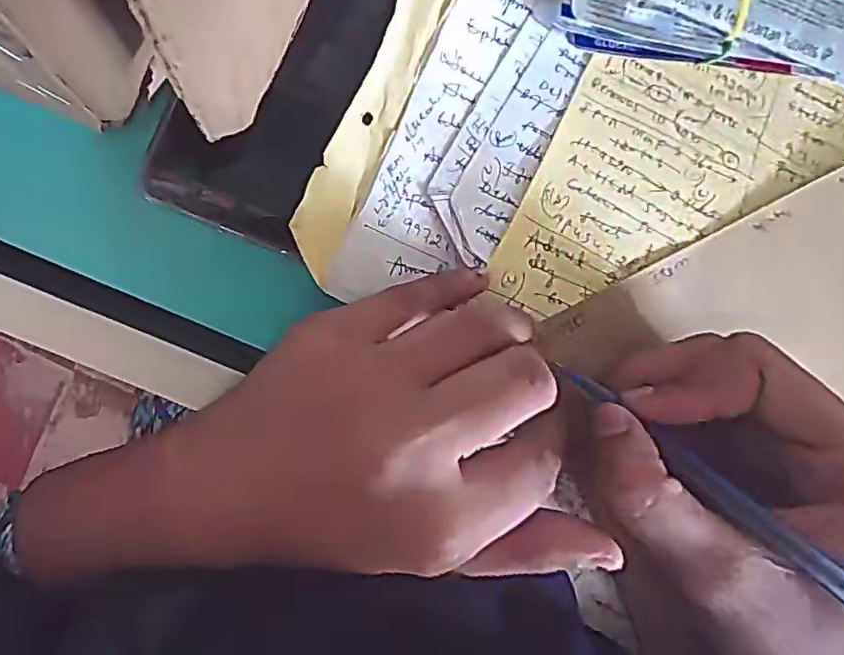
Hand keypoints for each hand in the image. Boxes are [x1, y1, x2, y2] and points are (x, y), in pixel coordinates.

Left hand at [15, 272, 622, 582]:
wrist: (236, 480)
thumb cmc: (336, 525)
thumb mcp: (428, 559)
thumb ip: (519, 549)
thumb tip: (607, 537)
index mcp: (443, 515)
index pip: (546, 459)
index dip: (557, 434)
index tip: (545, 422)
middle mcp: (417, 440)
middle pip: (526, 380)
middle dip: (541, 374)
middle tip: (526, 374)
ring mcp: (374, 373)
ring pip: (484, 323)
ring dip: (510, 325)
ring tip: (508, 333)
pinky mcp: (339, 328)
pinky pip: (420, 291)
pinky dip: (461, 284)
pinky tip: (478, 285)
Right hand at [583, 333, 843, 653]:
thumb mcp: (727, 587)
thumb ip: (657, 502)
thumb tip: (603, 414)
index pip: (762, 372)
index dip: (687, 379)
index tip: (631, 407)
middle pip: (737, 376)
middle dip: (665, 388)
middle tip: (610, 408)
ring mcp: (823, 467)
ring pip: (721, 398)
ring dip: (661, 409)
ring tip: (618, 432)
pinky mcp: (790, 482)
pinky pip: (717, 431)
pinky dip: (669, 434)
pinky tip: (642, 455)